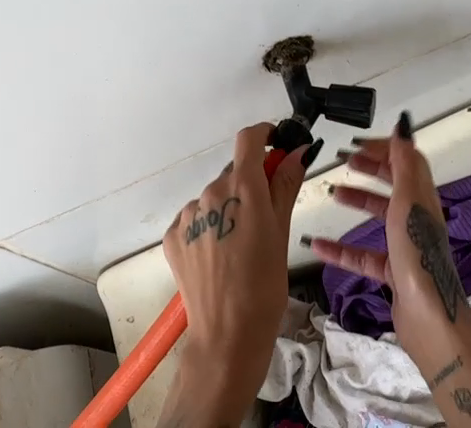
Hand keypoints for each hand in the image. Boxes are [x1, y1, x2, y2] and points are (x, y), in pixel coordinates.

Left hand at [159, 124, 312, 427]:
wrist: (227, 335)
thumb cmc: (266, 284)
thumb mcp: (283, 231)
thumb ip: (286, 184)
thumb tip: (297, 150)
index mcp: (242, 187)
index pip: (249, 138)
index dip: (264, 135)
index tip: (275, 145)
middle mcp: (211, 192)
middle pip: (233, 172)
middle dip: (250, 184)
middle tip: (265, 218)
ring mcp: (188, 214)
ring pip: (214, 197)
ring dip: (227, 208)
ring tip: (240, 247)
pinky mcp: (173, 236)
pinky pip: (195, 219)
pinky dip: (208, 228)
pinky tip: (218, 257)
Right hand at [310, 113, 470, 427]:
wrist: (429, 316)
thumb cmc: (417, 253)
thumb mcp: (408, 200)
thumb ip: (404, 163)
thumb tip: (404, 125)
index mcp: (422, 197)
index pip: (406, 161)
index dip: (384, 148)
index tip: (356, 143)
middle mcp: (416, 218)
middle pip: (393, 184)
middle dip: (370, 168)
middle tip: (343, 160)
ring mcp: (405, 246)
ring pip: (379, 216)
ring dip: (357, 201)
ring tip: (333, 193)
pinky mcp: (393, 272)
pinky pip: (364, 254)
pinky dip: (341, 249)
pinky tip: (318, 246)